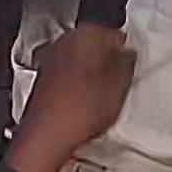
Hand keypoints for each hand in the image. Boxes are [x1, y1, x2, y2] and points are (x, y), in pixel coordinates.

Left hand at [11, 22, 136, 171]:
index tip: (130, 63)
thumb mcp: (121, 84)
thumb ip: (128, 62)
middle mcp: (65, 42)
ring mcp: (50, 60)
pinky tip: (84, 103)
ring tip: (101, 96)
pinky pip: (67, 76)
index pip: (115, 34)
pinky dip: (76, 85)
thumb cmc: (79, 109)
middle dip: (106, 61)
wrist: (46, 138)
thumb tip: (128, 56)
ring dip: (90, 73)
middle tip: (118, 80)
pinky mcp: (42, 81)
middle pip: (95, 45)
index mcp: (87, 33)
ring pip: (80, 60)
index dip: (125, 51)